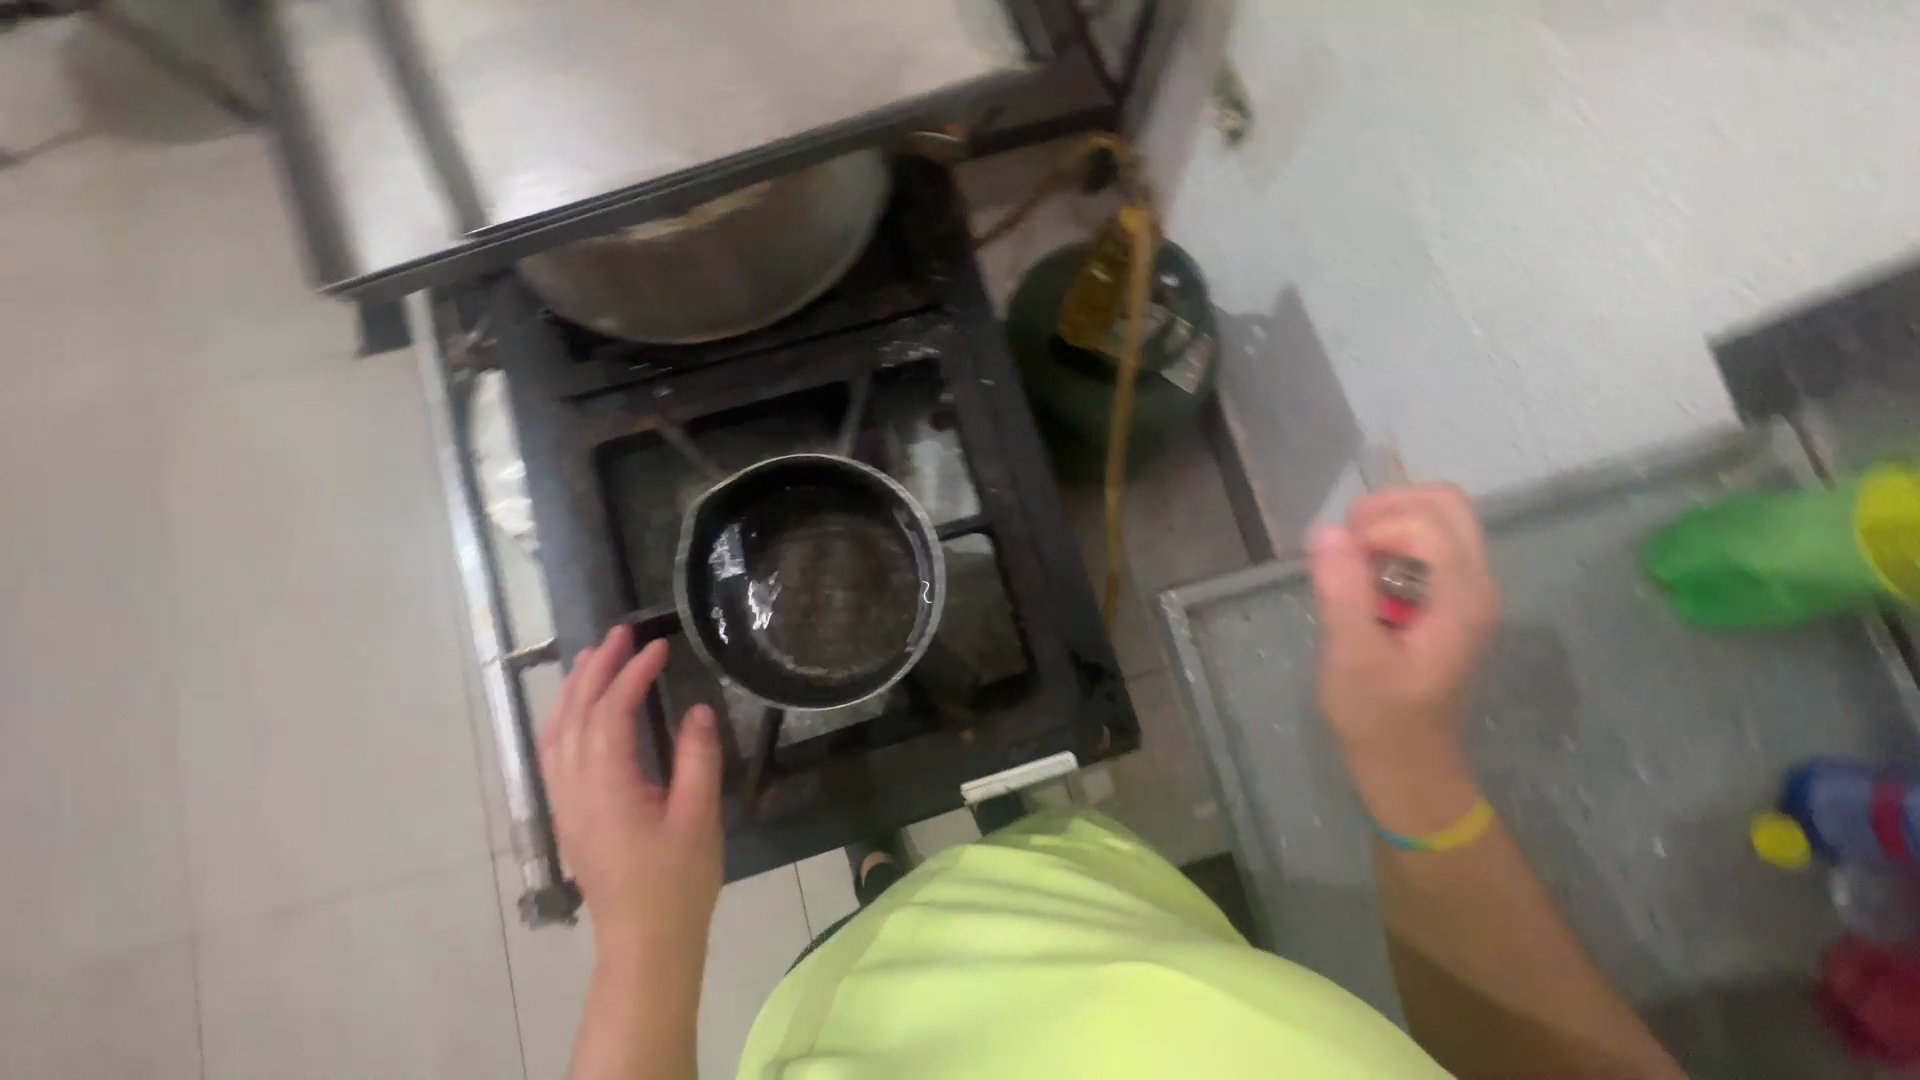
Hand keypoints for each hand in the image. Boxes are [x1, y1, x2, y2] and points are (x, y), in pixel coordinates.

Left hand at [538, 626, 722, 969]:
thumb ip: (697, 759)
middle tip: (620, 633)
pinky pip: (555, 753)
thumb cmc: (678, 880)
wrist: (645, 940)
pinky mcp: (570, 814)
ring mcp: (566, 803)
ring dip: (574, 689)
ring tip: (595, 657)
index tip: (659, 647)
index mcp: (608, 786)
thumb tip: (697, 710)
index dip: (632, 674)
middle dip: (595, 669)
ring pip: (556, 732)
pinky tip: (580, 709)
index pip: (611, 713)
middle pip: (575, 715)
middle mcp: (576, 788)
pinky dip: (565, 718)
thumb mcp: (699, 817)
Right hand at [1308, 485, 1500, 773]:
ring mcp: (1468, 591)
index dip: (1374, 530)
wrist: (1407, 762)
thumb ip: (1342, 591)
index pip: (1425, 523)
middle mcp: (1477, 584)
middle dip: (1387, 510)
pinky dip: (1393, 544)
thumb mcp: (1350, 656)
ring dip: (1389, 525)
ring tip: (1351, 565)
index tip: (1337, 565)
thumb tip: (1327, 531)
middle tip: (1345, 546)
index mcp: (1461, 599)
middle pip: (1445, 504)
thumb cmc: (1378, 715)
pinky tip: (1365, 579)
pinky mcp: (1451, 599)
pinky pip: (1429, 544)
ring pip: (1439, 519)